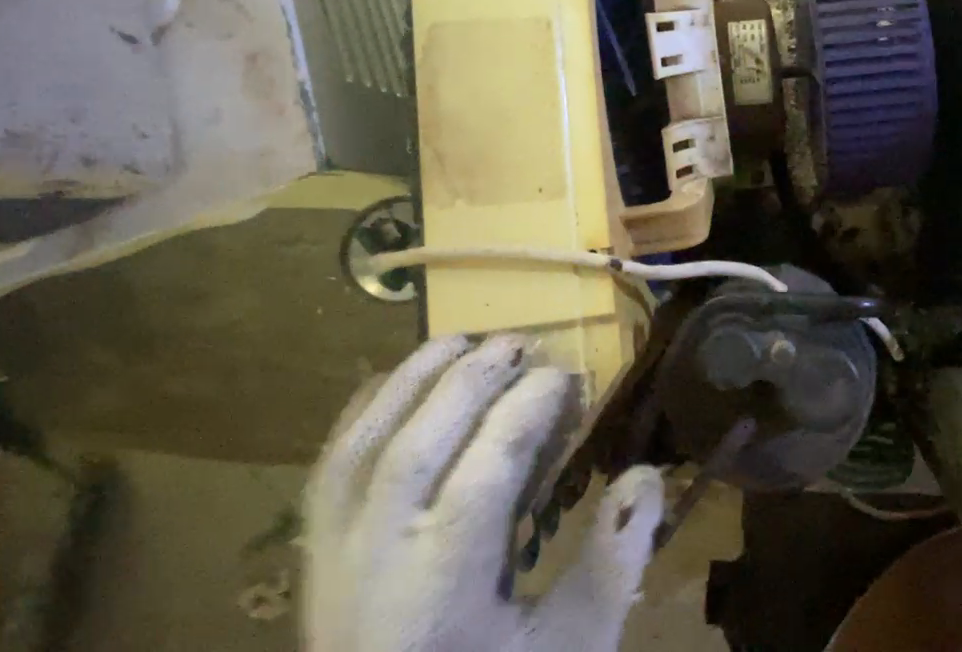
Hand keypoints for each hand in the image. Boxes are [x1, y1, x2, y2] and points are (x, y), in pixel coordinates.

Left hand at [303, 334, 664, 651]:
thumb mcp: (571, 646)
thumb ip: (613, 563)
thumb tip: (646, 476)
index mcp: (444, 592)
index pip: (484, 476)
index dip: (527, 412)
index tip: (567, 376)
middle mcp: (376, 564)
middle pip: (416, 448)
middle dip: (471, 381)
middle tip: (521, 342)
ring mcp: (333, 558)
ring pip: (363, 446)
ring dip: (412, 381)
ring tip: (461, 340)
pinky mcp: (314, 555)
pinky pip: (330, 465)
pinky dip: (364, 412)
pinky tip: (399, 382)